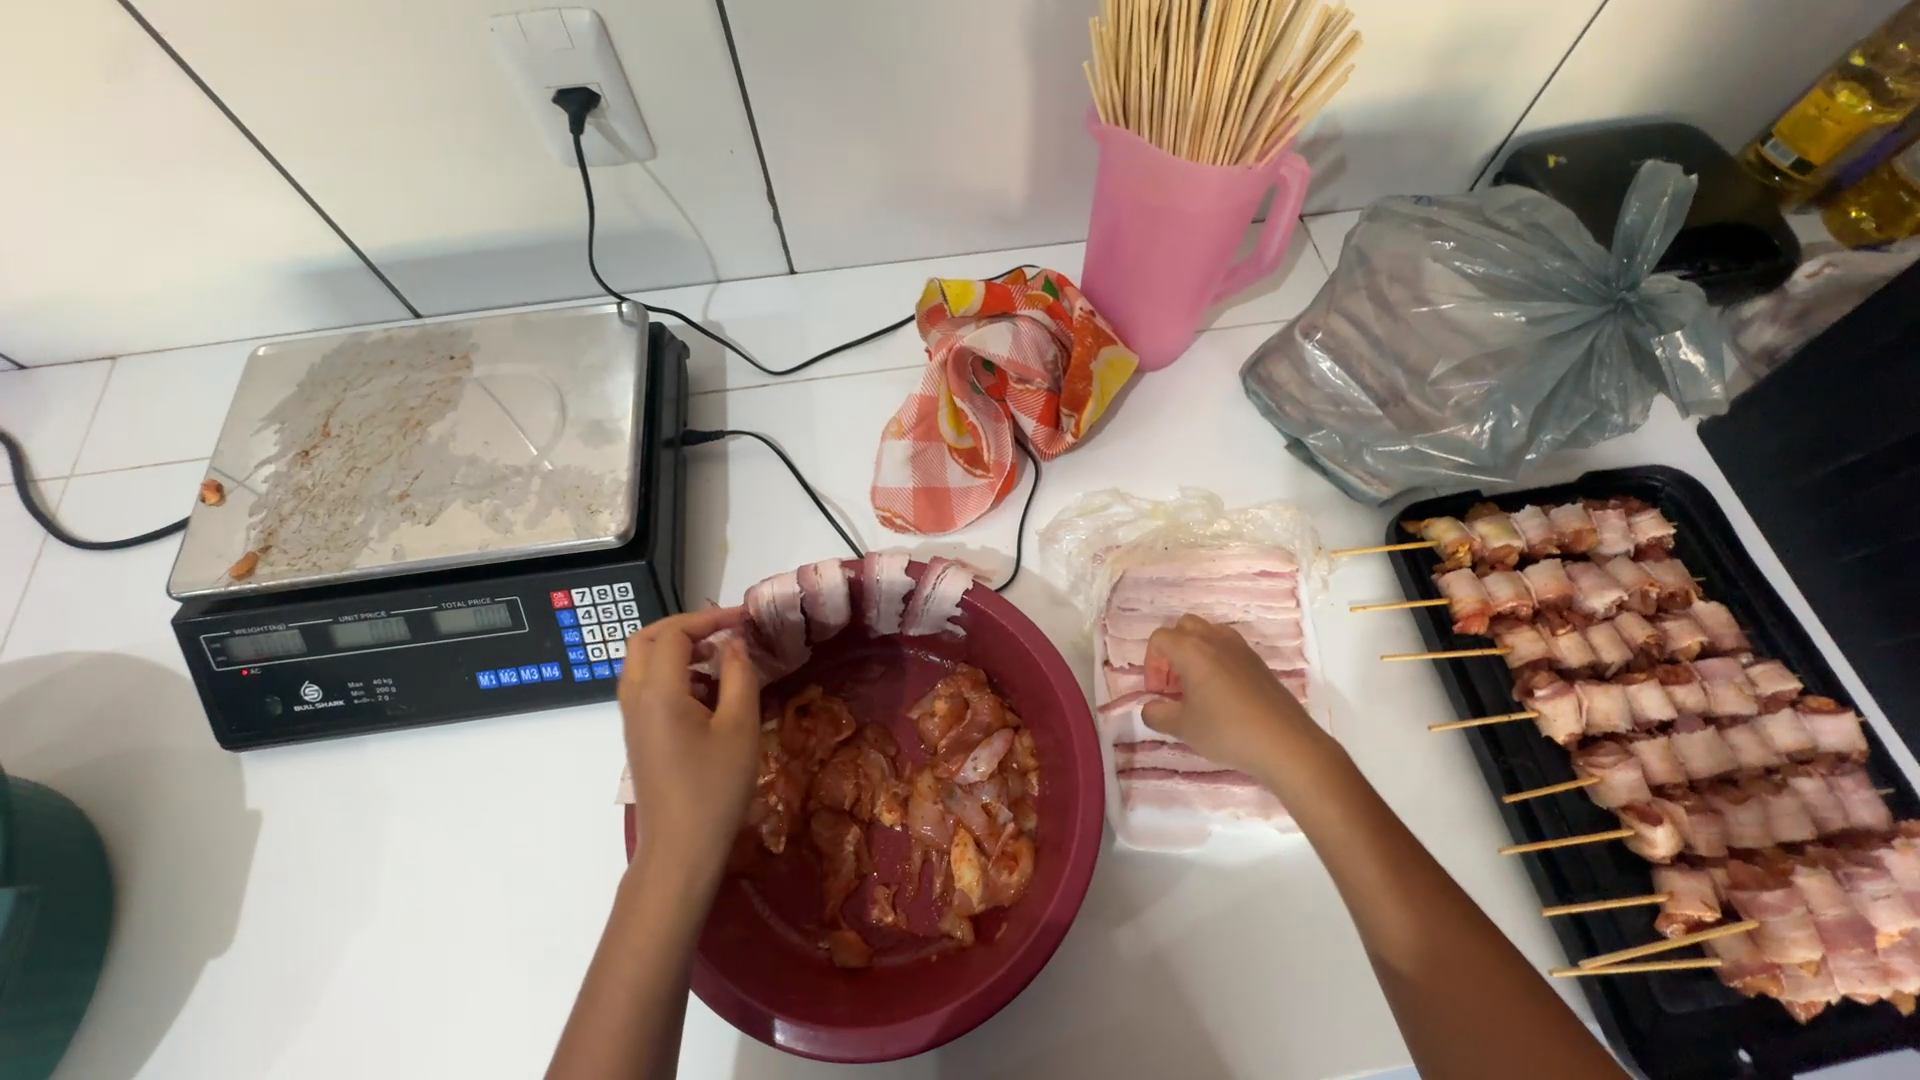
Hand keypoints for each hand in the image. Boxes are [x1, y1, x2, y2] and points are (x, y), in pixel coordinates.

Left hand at [619, 608, 760, 880]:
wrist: (681, 848)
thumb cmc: (715, 787)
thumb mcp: (740, 726)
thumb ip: (739, 676)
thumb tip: (734, 644)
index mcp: (658, 691)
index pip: (674, 633)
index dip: (709, 618)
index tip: (743, 620)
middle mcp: (635, 698)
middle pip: (646, 640)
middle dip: (685, 627)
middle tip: (723, 630)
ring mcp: (632, 719)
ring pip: (642, 664)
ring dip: (677, 651)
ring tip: (721, 661)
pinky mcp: (639, 735)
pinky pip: (646, 687)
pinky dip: (673, 675)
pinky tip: (709, 695)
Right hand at [1140, 615, 1318, 780]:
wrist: (1285, 744)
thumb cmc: (1227, 731)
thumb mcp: (1182, 727)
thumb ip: (1157, 714)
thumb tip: (1151, 708)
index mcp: (1193, 650)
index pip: (1160, 638)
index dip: (1151, 664)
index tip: (1159, 693)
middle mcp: (1216, 640)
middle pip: (1183, 627)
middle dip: (1171, 652)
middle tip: (1173, 684)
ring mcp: (1241, 649)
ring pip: (1208, 634)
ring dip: (1194, 653)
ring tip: (1195, 688)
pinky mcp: (1258, 663)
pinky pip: (1228, 648)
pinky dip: (1216, 661)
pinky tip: (1220, 695)